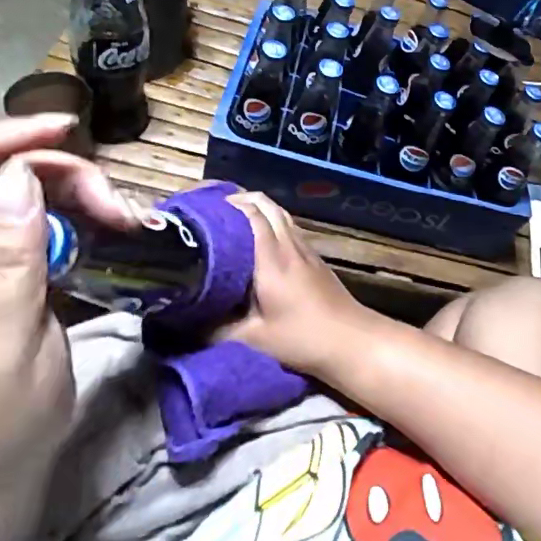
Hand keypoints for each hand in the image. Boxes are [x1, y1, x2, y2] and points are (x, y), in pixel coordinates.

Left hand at [0, 115, 137, 526]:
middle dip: (55, 173)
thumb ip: (5, 268)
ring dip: (79, 196)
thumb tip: (19, 180)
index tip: (61, 129)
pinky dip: (88, 222)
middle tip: (112, 203)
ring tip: (124, 221)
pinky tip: (118, 233)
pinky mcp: (21, 283)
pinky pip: (53, 231)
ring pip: (29, 201)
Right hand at [221, 192, 375, 377]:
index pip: (254, 215)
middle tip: (218, 209)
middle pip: (270, 206)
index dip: (232, 205)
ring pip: (283, 215)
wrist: (352, 340)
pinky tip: (263, 239)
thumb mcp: (254, 339)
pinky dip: (274, 222)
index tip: (207, 208)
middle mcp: (290, 246)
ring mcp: (307, 250)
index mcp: (272, 259)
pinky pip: (291, 229)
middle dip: (244, 200)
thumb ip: (218, 331)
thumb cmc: (302, 337)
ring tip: (236, 218)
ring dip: (261, 209)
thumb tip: (189, 326)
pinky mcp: (316, 259)